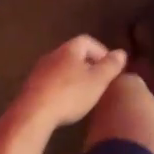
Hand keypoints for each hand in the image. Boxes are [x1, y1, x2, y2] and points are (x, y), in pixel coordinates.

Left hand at [13, 35, 128, 128]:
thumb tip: (121, 53)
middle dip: (88, 65)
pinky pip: (51, 81)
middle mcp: (53, 54)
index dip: (101, 51)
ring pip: (62, 68)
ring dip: (74, 77)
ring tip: (85, 93)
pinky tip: (66, 102)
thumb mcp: (97, 81)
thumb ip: (111, 66)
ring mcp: (40, 70)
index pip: (88, 41)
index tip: (110, 67)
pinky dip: (62, 87)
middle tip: (99, 81)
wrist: (33, 113)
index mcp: (69, 48)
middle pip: (74, 54)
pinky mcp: (31, 86)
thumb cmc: (70, 94)